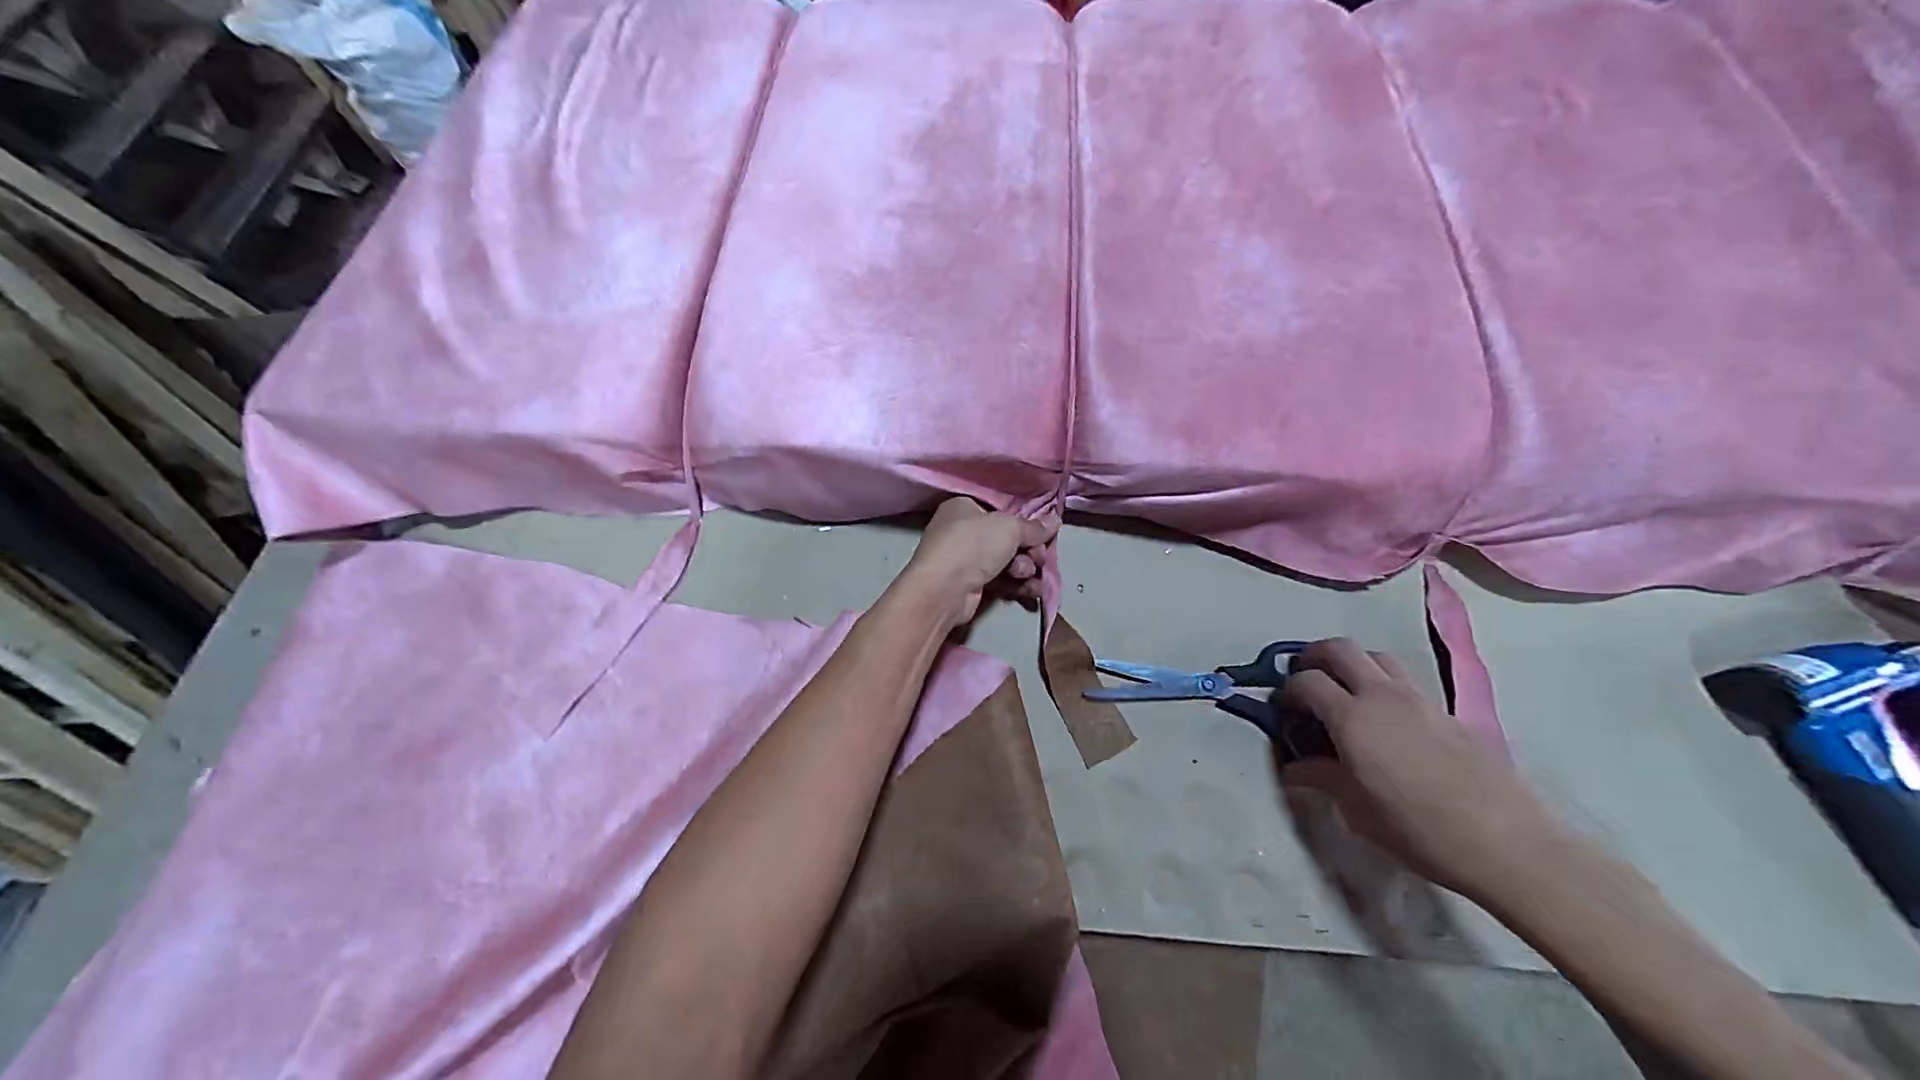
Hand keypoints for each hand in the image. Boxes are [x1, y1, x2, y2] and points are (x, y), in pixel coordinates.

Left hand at [891, 497, 1059, 628]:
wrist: (943, 590)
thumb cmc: (973, 546)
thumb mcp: (1009, 528)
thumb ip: (1034, 527)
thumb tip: (1055, 519)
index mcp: (965, 507)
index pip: (1003, 511)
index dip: (1026, 523)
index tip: (1045, 533)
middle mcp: (962, 530)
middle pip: (1007, 537)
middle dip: (1029, 549)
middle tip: (1039, 558)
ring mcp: (965, 559)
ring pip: (1006, 560)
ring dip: (1025, 568)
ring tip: (1029, 575)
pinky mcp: (970, 584)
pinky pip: (1001, 579)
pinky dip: (1018, 584)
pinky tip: (1034, 591)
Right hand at [1280, 639, 1573, 900]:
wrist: (1508, 843)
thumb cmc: (1420, 831)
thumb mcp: (1357, 811)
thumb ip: (1323, 778)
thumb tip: (1296, 767)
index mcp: (1352, 718)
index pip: (1306, 682)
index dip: (1287, 690)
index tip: (1282, 710)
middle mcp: (1383, 696)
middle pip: (1340, 648)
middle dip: (1314, 657)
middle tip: (1305, 680)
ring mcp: (1420, 699)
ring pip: (1377, 655)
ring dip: (1353, 663)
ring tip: (1345, 690)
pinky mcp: (1449, 711)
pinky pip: (1407, 680)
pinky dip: (1385, 682)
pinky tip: (1388, 717)